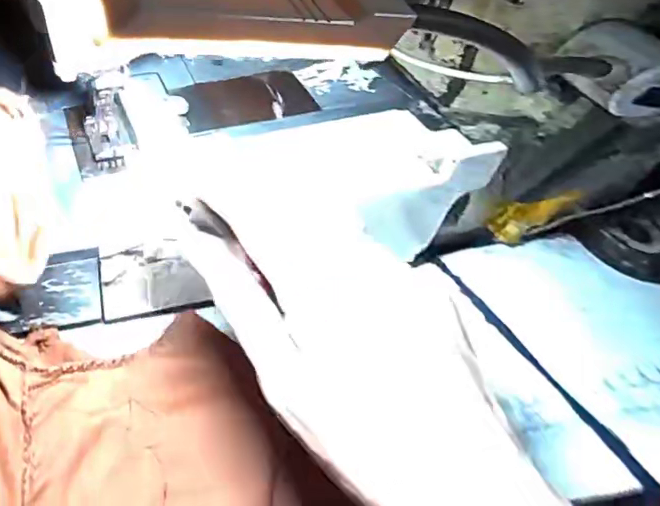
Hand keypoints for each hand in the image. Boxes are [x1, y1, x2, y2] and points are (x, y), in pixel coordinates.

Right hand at [174, 169, 563, 505]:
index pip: (252, 207)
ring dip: (294, 228)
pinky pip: (369, 251)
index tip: (191, 183)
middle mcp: (359, 255)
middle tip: (224, 226)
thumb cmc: (359, 437)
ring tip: (279, 269)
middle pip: (290, 203)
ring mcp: (400, 266)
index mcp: (314, 276)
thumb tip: (200, 243)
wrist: (469, 486)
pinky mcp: (429, 285)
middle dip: (251, 203)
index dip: (217, 187)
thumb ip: (238, 297)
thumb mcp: (282, 376)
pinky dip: (338, 255)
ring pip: (330, 223)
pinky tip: (341, 299)